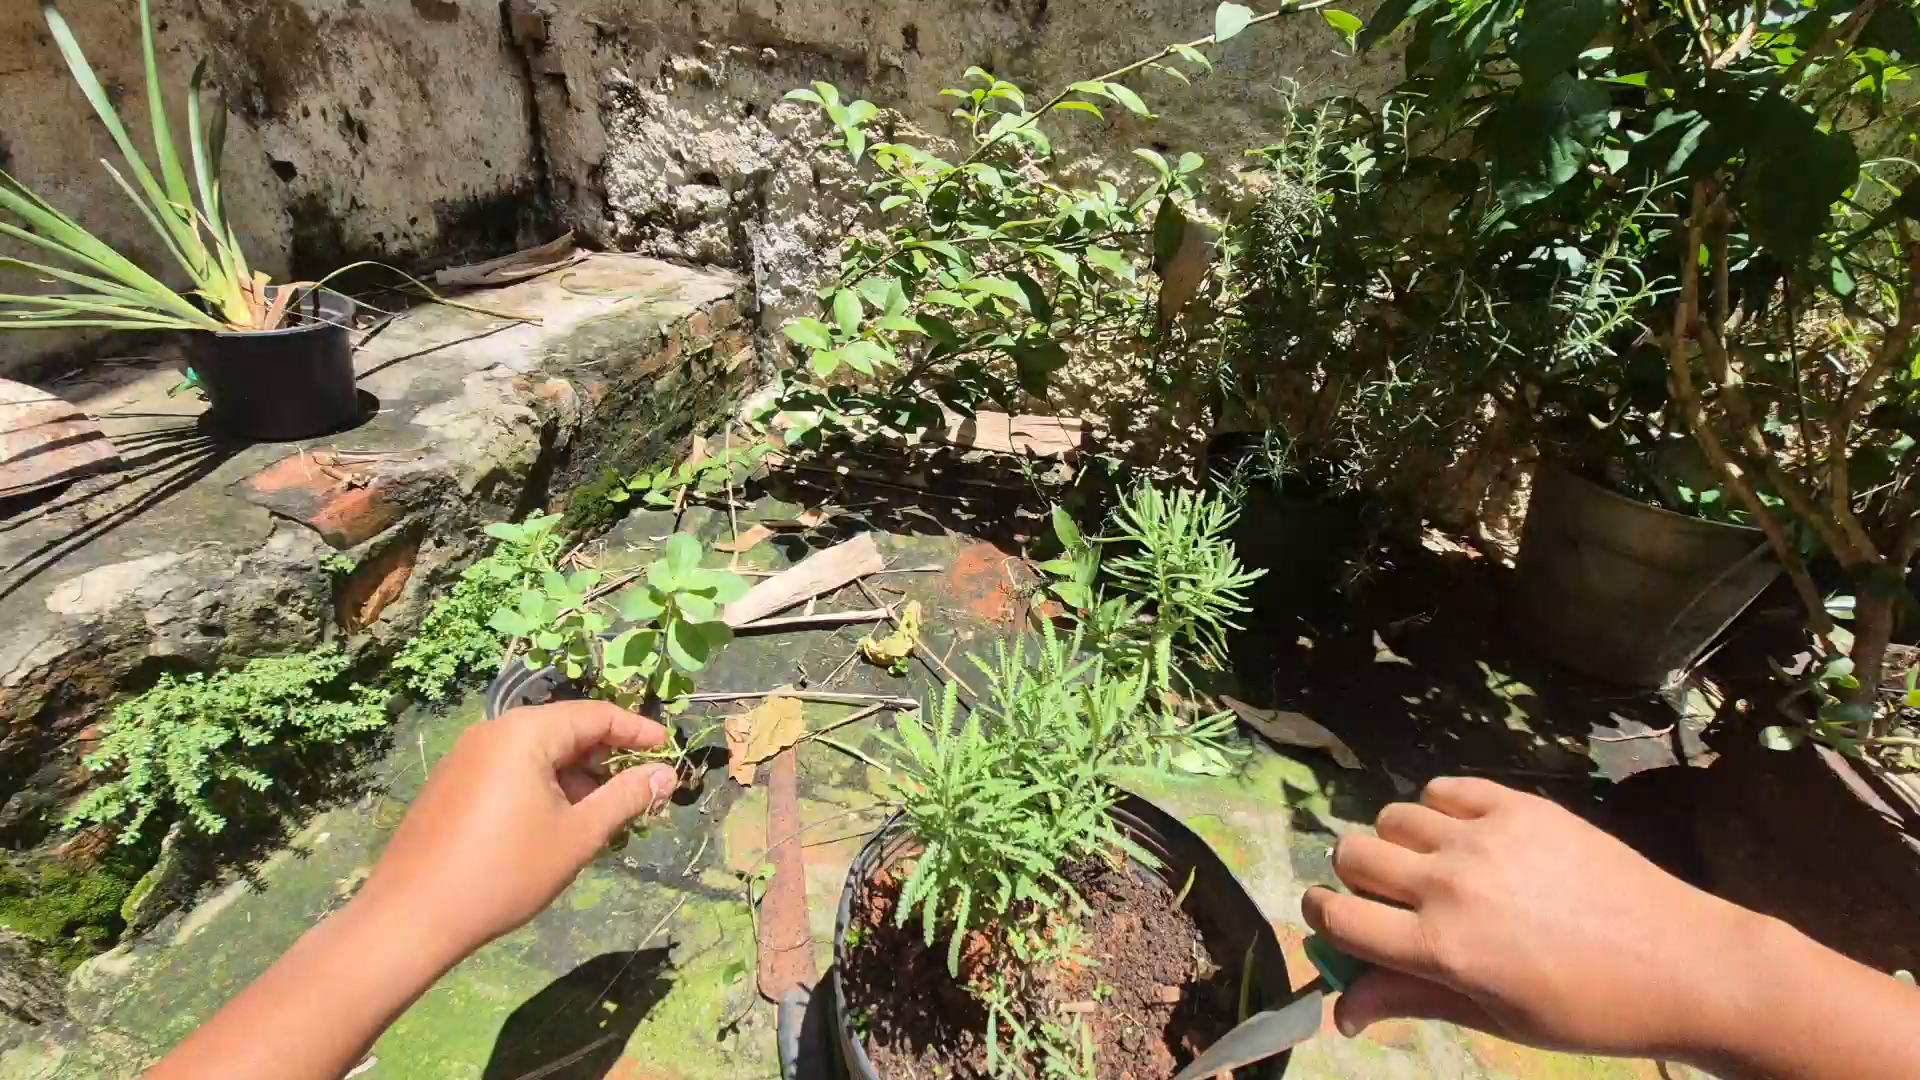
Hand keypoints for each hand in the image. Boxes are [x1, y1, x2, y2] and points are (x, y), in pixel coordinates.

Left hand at [353, 700, 676, 958]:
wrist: (404, 925)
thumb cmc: (502, 872)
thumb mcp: (578, 834)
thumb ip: (627, 797)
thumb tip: (666, 775)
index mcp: (526, 732)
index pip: (598, 716)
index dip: (638, 732)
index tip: (667, 751)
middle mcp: (495, 732)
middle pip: (569, 730)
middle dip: (609, 757)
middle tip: (640, 784)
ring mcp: (468, 758)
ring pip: (541, 752)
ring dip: (579, 775)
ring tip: (603, 811)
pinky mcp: (452, 785)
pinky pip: (514, 769)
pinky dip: (547, 784)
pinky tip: (559, 821)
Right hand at [1302, 776, 1759, 1060]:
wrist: (1694, 967)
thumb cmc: (1590, 1010)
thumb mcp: (1495, 1018)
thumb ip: (1409, 1000)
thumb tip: (1339, 1012)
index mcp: (1444, 948)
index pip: (1336, 917)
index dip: (1321, 916)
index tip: (1334, 918)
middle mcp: (1450, 886)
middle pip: (1350, 854)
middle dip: (1357, 876)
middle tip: (1395, 894)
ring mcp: (1482, 839)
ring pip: (1391, 818)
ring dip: (1402, 843)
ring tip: (1441, 863)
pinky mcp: (1513, 805)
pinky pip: (1441, 790)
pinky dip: (1443, 810)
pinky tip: (1472, 836)